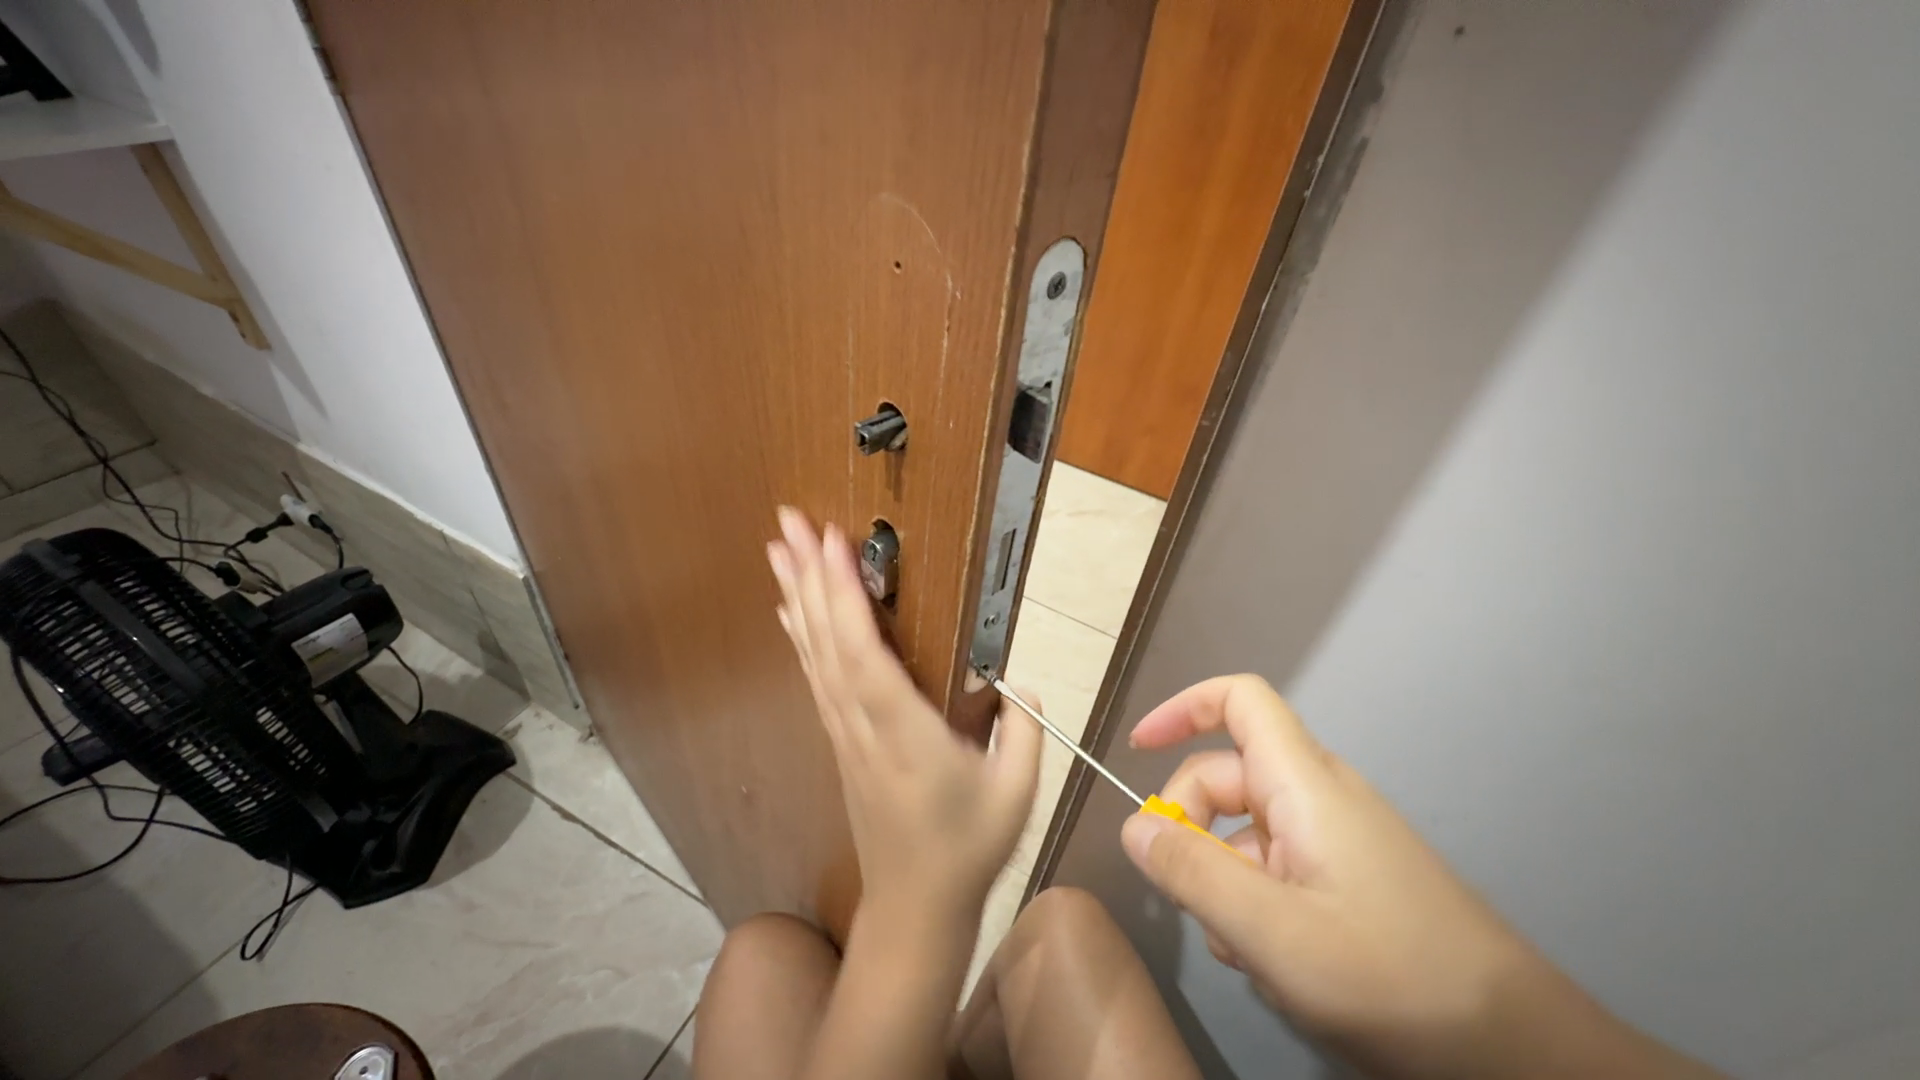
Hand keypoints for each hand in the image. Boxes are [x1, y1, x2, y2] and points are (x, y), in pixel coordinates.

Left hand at [768, 508, 1041, 913]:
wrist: (915, 904)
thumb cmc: (969, 847)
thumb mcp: (1017, 792)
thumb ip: (1021, 729)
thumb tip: (1013, 681)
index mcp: (904, 733)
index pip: (864, 653)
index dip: (843, 595)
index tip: (833, 541)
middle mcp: (862, 724)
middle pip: (827, 641)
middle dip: (808, 576)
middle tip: (788, 521)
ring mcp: (845, 731)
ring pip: (815, 654)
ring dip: (797, 596)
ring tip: (779, 548)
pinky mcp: (841, 738)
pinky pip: (816, 676)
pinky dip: (802, 636)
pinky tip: (791, 609)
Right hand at [1119, 675, 1717, 1078]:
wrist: (1516, 1043)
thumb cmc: (1391, 975)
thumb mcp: (1272, 931)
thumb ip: (1192, 873)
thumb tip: (1134, 826)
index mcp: (1305, 784)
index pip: (1240, 701)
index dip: (1182, 708)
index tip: (1137, 750)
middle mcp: (1321, 798)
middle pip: (1227, 776)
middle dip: (1192, 829)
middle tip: (1190, 899)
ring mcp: (1338, 840)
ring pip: (1247, 833)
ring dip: (1223, 880)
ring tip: (1244, 950)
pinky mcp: (1350, 879)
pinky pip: (1278, 868)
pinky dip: (1255, 902)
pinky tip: (1273, 962)